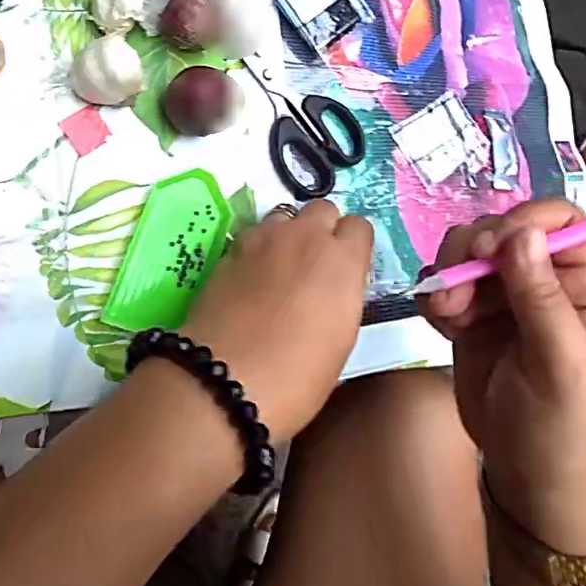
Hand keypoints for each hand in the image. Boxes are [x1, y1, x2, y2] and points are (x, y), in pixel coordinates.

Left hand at [184, 200, 373, 439]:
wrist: (226, 376)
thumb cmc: (298, 375)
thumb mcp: (341, 341)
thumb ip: (342, 298)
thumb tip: (333, 289)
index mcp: (341, 259)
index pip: (359, 226)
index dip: (354, 245)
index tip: (349, 268)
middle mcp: (304, 236)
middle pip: (321, 209)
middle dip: (322, 229)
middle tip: (316, 263)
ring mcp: (262, 238)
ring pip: (283, 216)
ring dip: (287, 234)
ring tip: (280, 268)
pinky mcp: (229, 250)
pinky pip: (252, 235)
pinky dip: (257, 249)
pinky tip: (251, 278)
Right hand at [422, 198, 585, 551]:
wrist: (523, 474)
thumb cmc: (562, 430)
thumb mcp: (563, 369)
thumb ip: (544, 301)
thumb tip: (523, 233)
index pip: (565, 225)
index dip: (528, 221)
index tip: (492, 246)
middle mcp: (545, 283)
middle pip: (505, 229)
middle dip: (474, 250)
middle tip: (456, 284)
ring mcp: (505, 297)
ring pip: (468, 249)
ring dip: (448, 272)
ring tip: (446, 312)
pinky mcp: (470, 312)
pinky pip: (444, 279)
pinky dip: (434, 294)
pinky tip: (440, 323)